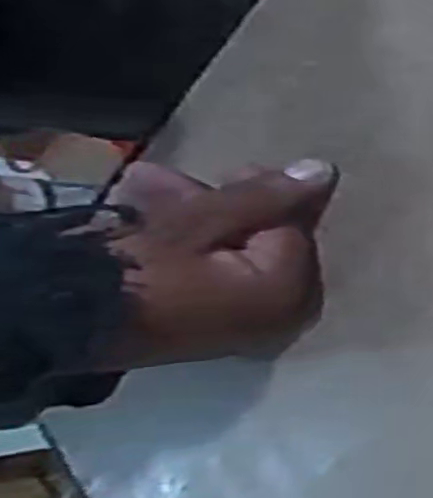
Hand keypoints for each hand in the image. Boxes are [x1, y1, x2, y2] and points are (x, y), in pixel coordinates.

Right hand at [100, 159, 338, 368]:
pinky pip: (207, 277)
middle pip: (260, 241)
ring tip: (143, 183)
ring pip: (228, 255)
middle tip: (178, 177)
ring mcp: (239, 327)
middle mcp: (279, 316)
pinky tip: (141, 215)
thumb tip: (325, 170)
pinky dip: (181, 246)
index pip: (294, 228)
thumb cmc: (136, 272)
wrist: (41, 327)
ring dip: (191, 217)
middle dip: (219, 202)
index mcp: (293, 292)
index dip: (265, 193)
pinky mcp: (199, 330)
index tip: (236, 167)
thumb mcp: (201, 222)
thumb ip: (268, 196)